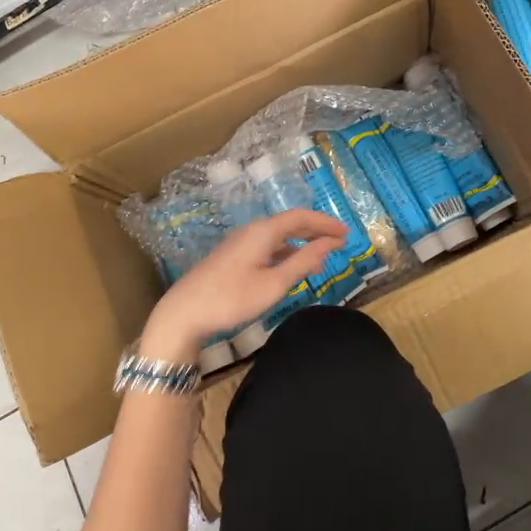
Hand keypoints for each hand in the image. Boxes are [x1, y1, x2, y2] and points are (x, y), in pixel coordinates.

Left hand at [141, 209, 346, 361]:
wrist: (183, 313)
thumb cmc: (231, 299)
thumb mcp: (273, 285)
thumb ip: (302, 263)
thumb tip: (328, 245)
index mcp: (263, 232)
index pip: (301, 217)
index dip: (325, 223)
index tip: (347, 233)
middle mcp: (251, 231)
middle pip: (289, 223)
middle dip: (316, 230)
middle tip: (340, 241)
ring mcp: (239, 244)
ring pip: (277, 236)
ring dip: (301, 243)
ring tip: (321, 258)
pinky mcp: (232, 258)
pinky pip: (267, 246)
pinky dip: (285, 252)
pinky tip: (291, 267)